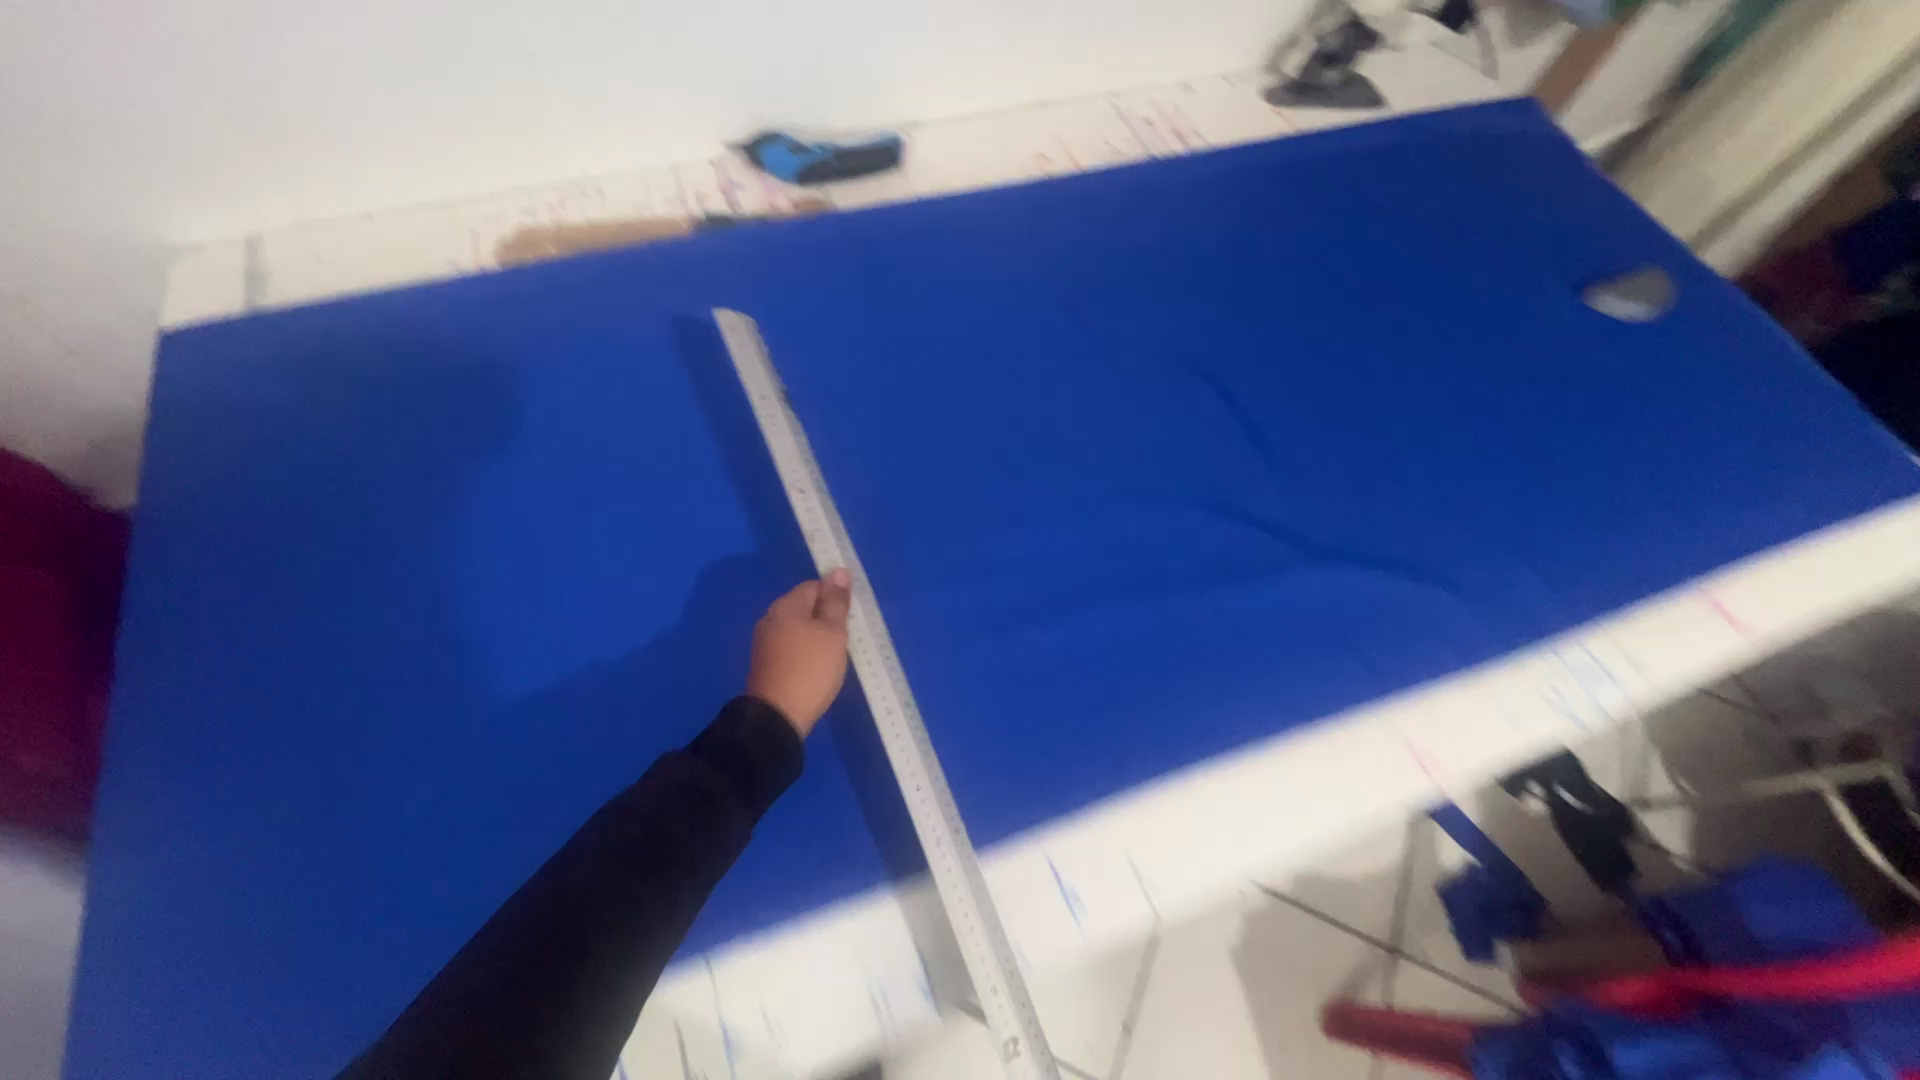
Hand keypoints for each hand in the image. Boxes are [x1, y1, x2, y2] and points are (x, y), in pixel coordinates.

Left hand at [746, 569, 852, 736]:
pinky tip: (815, 668)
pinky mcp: (764, 664)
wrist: (776, 717)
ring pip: (797, 628)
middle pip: (804, 607)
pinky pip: (790, 647)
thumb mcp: (832, 634)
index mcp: (786, 606)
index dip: (835, 598)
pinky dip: (804, 653)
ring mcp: (764, 642)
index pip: (814, 586)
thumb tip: (838, 571)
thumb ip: (836, 602)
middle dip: (825, 618)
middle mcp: (770, 618)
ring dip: (815, 636)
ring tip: (833, 655)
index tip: (850, 619)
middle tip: (844, 638)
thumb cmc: (811, 669)